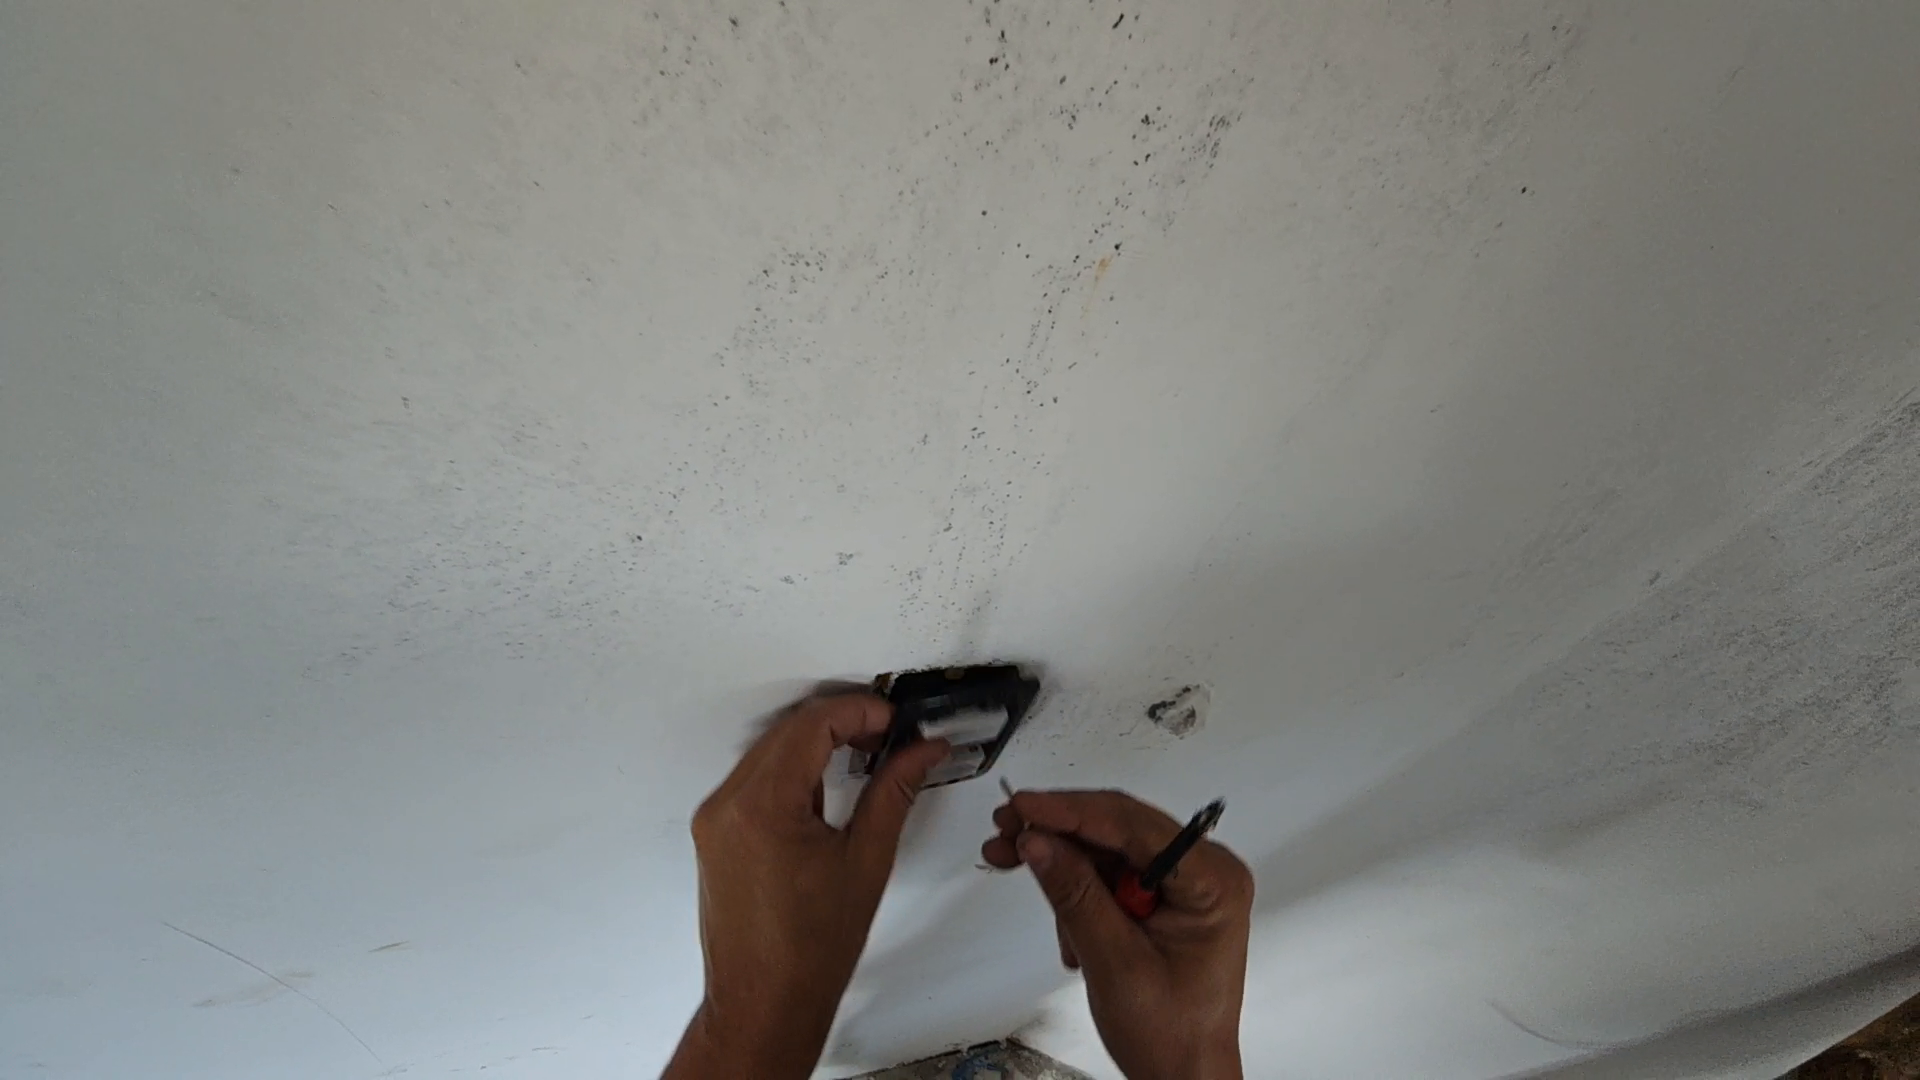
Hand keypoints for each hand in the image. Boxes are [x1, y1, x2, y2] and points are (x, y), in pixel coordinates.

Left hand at [662, 694, 948, 1079]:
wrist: (763, 1005)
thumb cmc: (813, 947)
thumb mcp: (867, 858)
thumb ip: (895, 789)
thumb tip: (924, 748)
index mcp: (762, 807)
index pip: (812, 725)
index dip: (859, 711)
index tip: (894, 721)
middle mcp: (728, 803)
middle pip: (789, 729)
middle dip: (842, 720)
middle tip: (888, 734)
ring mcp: (716, 816)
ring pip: (771, 747)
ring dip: (818, 739)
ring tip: (866, 751)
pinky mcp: (716, 829)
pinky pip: (757, 774)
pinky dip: (795, 764)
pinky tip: (828, 778)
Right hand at [983, 789, 1252, 1079]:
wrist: (1183, 1078)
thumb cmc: (1170, 1035)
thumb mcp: (1116, 965)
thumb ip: (1075, 896)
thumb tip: (1036, 841)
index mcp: (1211, 879)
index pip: (1132, 824)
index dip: (1071, 811)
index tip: (1024, 807)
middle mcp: (1200, 867)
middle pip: (1115, 825)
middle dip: (1056, 830)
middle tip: (1006, 829)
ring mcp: (1178, 877)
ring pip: (1103, 843)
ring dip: (1058, 856)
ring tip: (1010, 859)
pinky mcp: (1157, 890)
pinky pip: (1104, 866)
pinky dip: (1072, 882)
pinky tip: (1061, 918)